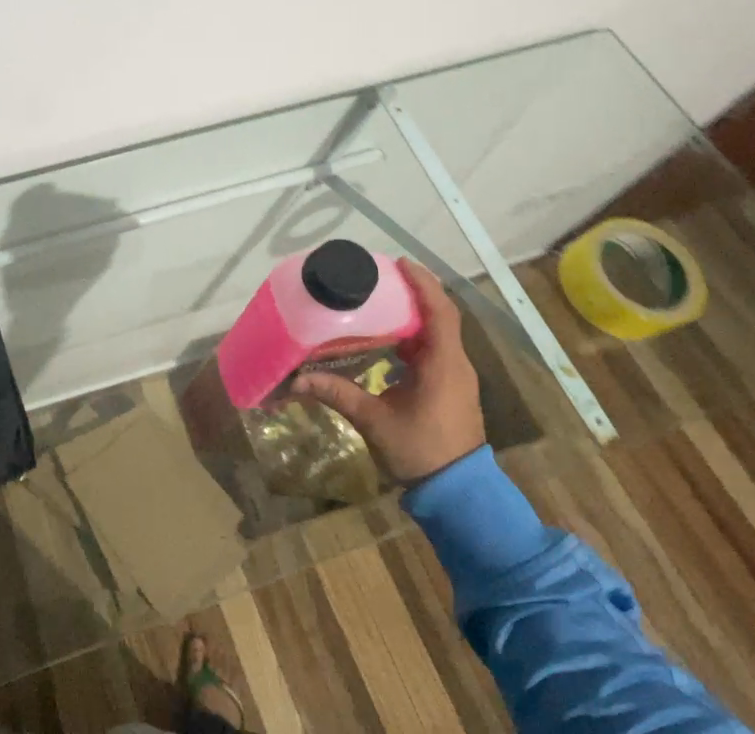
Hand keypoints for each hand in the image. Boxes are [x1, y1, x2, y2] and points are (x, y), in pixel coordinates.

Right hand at [293, 260, 485, 483]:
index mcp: (443, 364)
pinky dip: (415, 340)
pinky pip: (435, 352)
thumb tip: (297, 378)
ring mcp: (456, 378)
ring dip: (414, 317)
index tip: (399, 263)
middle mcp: (455, 364)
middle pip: (439, 317)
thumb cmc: (419, 450)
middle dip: (414, 295)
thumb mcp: (374, 420)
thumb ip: (338, 393)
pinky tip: (389, 343)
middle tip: (381, 281)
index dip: (422, 284)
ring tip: (380, 305)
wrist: (457, 492)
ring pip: (438, 335)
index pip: (438, 311)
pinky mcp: (451, 390)